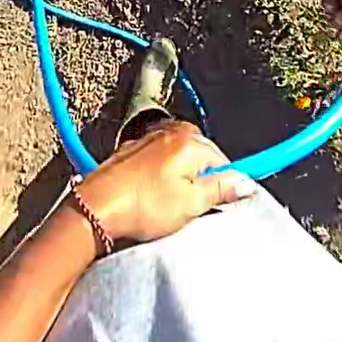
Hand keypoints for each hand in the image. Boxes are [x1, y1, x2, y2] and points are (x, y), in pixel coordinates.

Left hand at [73, 122, 252, 243]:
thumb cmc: (140, 205)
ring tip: (166, 206)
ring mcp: (151, 138)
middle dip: (200, 181)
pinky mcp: (135, 149)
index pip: (223, 160)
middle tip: (191, 209)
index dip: (224, 184)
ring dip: (179, 180)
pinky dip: (160, 177)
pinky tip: (151, 198)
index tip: (223, 201)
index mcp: (190, 141)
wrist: (97, 207)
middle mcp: (171, 132)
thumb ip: (220, 189)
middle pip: (202, 157)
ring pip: (179, 160)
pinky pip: (160, 161)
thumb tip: (245, 182)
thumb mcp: (190, 204)